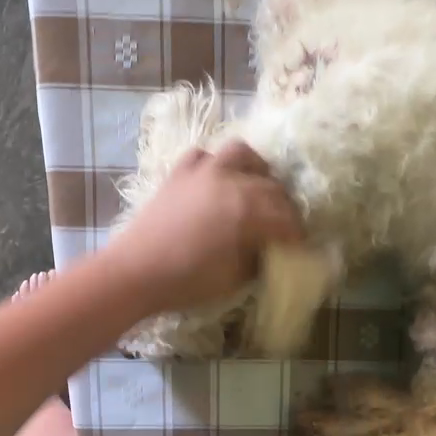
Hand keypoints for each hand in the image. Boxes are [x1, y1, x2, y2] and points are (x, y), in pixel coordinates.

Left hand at [103, 140, 302, 313]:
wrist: (135, 271)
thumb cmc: (187, 282)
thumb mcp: (233, 279)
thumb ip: (256, 260)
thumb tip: (267, 251)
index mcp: (249, 211)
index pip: (286, 218)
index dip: (296, 233)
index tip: (300, 245)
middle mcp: (231, 181)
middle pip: (270, 186)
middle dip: (282, 206)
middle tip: (283, 224)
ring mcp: (203, 171)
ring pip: (241, 153)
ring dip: (255, 169)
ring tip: (255, 188)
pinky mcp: (179, 172)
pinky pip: (204, 156)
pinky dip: (215, 165)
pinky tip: (215, 181)